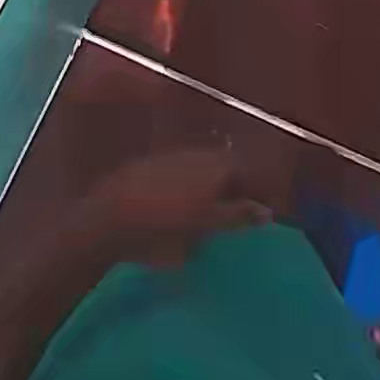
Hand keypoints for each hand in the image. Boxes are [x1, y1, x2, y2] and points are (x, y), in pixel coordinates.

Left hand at [75, 148, 270, 266]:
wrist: (112, 215)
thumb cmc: (165, 225)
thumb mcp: (207, 225)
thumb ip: (238, 215)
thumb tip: (267, 211)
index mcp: (216, 167)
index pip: (249, 170)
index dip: (260, 188)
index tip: (267, 208)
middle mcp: (197, 154)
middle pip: (228, 165)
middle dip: (238, 183)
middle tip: (242, 210)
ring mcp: (173, 156)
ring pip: (205, 165)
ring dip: (215, 182)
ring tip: (215, 208)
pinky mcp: (153, 163)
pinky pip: (184, 168)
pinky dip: (192, 183)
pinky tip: (184, 201)